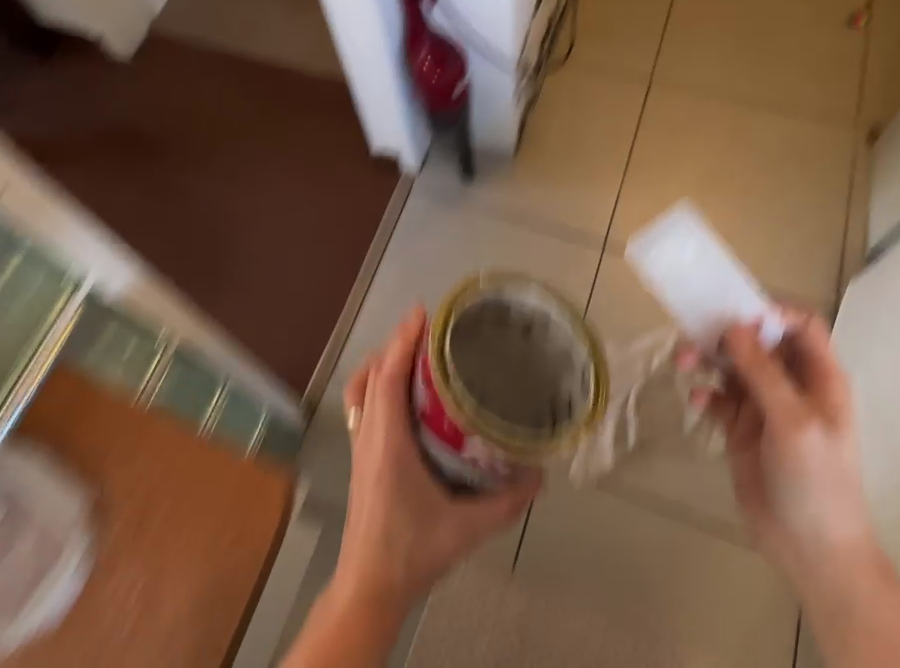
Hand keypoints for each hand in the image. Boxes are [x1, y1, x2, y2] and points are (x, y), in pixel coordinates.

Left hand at [334, 308, 541, 611]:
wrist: (370, 585)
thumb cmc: (412, 551)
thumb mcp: (466, 528)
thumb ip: (506, 503)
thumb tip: (540, 476)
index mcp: (387, 442)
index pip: (388, 377)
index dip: (402, 342)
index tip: (422, 314)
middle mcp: (368, 436)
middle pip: (373, 375)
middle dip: (397, 345)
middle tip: (430, 329)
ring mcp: (359, 447)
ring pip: (361, 390)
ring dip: (381, 364)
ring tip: (413, 353)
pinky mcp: (360, 459)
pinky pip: (362, 408)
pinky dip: (376, 387)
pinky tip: (402, 395)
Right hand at [700, 310, 876, 585]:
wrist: (811, 547)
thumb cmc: (816, 482)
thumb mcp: (794, 422)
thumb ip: (763, 373)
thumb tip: (735, 325)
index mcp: (820, 378)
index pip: (801, 325)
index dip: (772, 311)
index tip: (734, 313)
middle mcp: (793, 385)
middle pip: (759, 340)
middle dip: (727, 333)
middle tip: (696, 333)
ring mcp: (766, 407)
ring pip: (733, 365)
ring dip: (708, 359)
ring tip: (684, 362)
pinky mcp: (742, 428)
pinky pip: (718, 397)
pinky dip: (705, 393)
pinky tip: (696, 404)